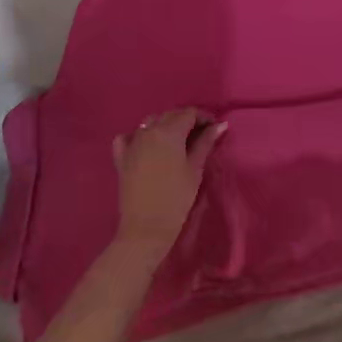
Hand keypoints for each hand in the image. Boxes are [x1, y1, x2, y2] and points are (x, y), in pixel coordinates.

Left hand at [111, 109, 225, 257]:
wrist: (146, 228)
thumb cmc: (176, 198)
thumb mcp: (195, 169)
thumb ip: (205, 143)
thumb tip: (220, 125)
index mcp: (169, 131)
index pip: (189, 113)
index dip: (203, 117)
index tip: (214, 129)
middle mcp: (149, 131)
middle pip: (170, 115)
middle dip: (186, 120)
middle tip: (200, 135)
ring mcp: (132, 143)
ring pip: (150, 123)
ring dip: (164, 126)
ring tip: (176, 141)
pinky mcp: (121, 157)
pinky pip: (127, 137)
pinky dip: (137, 136)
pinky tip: (145, 145)